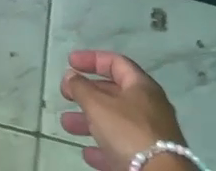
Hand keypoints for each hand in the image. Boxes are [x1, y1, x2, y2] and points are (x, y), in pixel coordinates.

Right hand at [58, 50, 188, 170]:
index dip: (91, 59)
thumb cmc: (128, 131)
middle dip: (85, 95)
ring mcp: (150, 133)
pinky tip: (87, 153)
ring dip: (88, 122)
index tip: (70, 62)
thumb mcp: (97, 104)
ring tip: (67, 125)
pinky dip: (103, 146)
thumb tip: (70, 76)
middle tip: (65, 96)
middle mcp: (149, 107)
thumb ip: (80, 87)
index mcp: (142, 87)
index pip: (115, 62)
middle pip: (113, 94)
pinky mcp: (149, 156)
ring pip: (114, 121)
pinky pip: (121, 146)